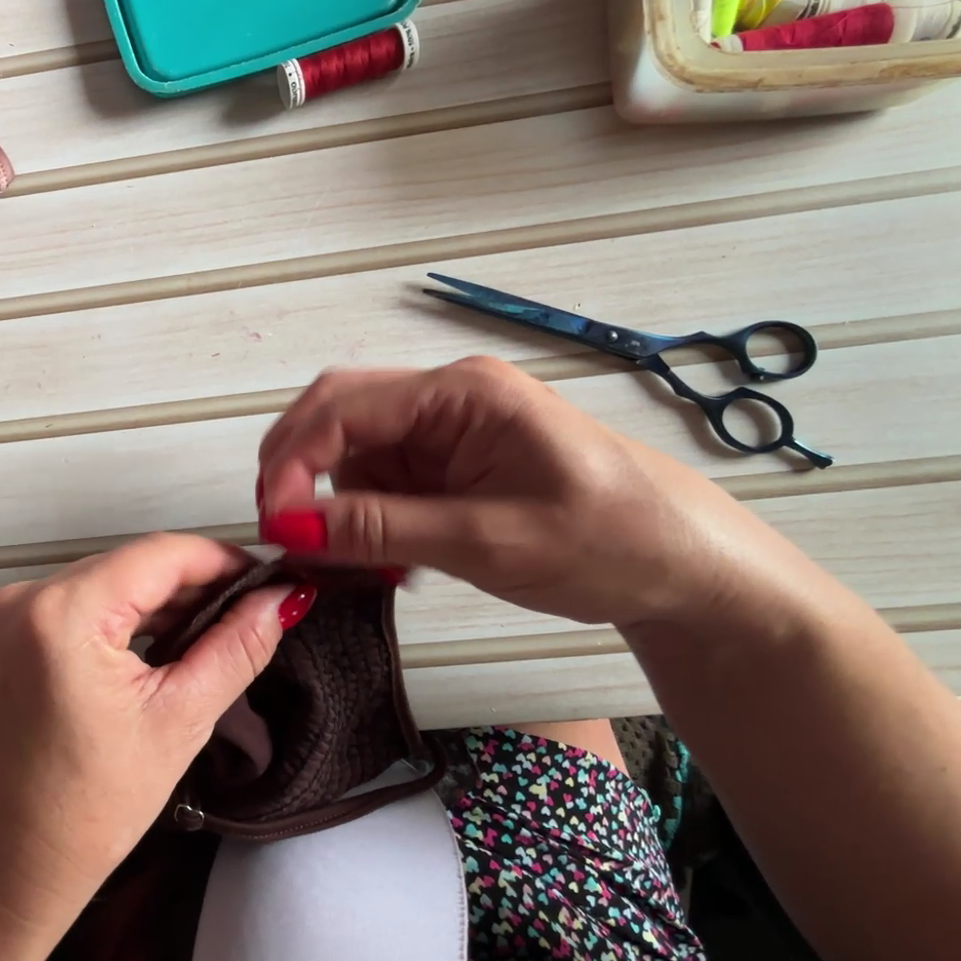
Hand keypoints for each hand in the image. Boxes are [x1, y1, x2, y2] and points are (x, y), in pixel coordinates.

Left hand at [0, 533, 310, 935]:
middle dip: (199, 579)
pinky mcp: (14, 626)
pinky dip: (132, 610)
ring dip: (167, 595)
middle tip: (257, 605)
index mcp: (63, 614)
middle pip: (135, 563)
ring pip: (113, 577)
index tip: (269, 577)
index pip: (160, 554)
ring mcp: (14, 610)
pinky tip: (173, 632)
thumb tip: (280, 600)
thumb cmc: (90, 805)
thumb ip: (237, 647)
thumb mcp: (181, 719)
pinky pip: (87, 597)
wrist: (19, 852)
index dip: (222, 559)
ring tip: (223, 623)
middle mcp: (28, 597)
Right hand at [254, 357, 821, 629]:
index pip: (343, 407)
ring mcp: (443, 429)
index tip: (274, 523)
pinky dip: (360, 518)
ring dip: (330, 502)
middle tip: (283, 533)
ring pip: (349, 452)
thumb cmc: (610, 543)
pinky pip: (376, 480)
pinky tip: (382, 559)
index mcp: (462, 392)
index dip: (293, 461)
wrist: (686, 569)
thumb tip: (288, 527)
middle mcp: (444, 398)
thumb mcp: (488, 542)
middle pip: (335, 415)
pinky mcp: (446, 462)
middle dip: (297, 470)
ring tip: (346, 561)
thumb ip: (380, 530)